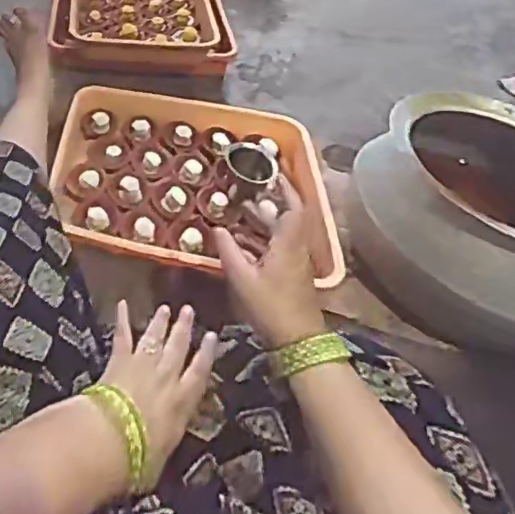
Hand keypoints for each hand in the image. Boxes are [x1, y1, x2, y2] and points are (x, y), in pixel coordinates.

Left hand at [95, 301, 216, 485]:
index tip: (212, 336)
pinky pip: (122, 334)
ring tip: (165, 308)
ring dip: (160, 322)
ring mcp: (142, 363)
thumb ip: (168, 437)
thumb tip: (165, 440)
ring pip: (154, 336)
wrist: (113, 437)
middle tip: (189, 310)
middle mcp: (166, 377)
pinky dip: (122, 318)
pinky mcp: (120, 359)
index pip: (199, 373)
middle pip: (178, 346)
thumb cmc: (143, 456)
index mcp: (182, 401)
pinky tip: (121, 304)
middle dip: (184, 327)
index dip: (206, 353)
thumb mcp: (165, 453)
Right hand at [215, 174, 325, 346]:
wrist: (298, 342)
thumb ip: (228, 250)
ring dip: (263, 220)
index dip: (286, 187)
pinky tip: (242, 240)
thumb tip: (216, 228)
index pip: (293, 206)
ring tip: (239, 210)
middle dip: (268, 201)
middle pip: (286, 217)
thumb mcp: (242, 278)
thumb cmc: (271, 307)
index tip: (273, 170)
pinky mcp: (292, 274)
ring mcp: (296, 262)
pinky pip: (278, 245)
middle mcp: (296, 248)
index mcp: (288, 243)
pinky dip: (262, 237)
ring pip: (281, 232)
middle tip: (246, 189)